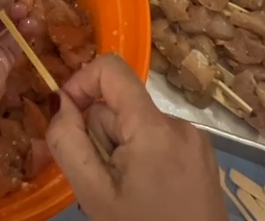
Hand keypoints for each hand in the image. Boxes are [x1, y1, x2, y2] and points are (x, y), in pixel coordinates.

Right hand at [46, 54, 228, 220]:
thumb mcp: (93, 194)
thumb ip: (68, 140)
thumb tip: (61, 102)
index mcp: (154, 127)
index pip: (111, 68)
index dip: (81, 82)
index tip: (67, 116)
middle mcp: (179, 125)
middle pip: (121, 105)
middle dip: (102, 135)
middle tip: (102, 181)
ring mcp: (196, 143)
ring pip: (136, 125)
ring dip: (119, 150)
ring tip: (124, 195)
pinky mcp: (203, 160)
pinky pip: (157, 142)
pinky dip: (141, 160)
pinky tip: (144, 196)